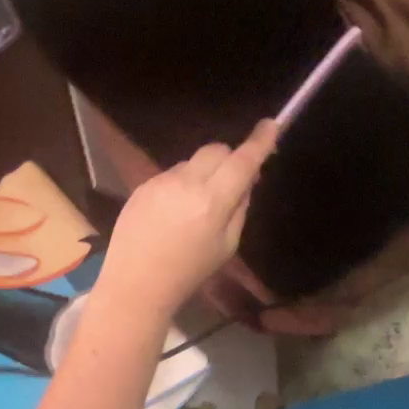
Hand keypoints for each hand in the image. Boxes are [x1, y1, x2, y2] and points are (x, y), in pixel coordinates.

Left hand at [97, 119, 277, 313]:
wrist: (137, 282)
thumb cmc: (189, 272)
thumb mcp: (227, 246)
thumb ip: (239, 209)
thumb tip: (245, 182)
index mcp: (212, 202)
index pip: (242, 161)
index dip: (259, 142)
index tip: (271, 125)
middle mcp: (186, 183)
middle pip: (217, 150)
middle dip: (230, 159)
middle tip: (236, 182)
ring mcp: (161, 181)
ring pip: (193, 162)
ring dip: (205, 173)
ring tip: (199, 208)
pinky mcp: (143, 185)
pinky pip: (173, 174)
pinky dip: (183, 184)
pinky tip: (175, 213)